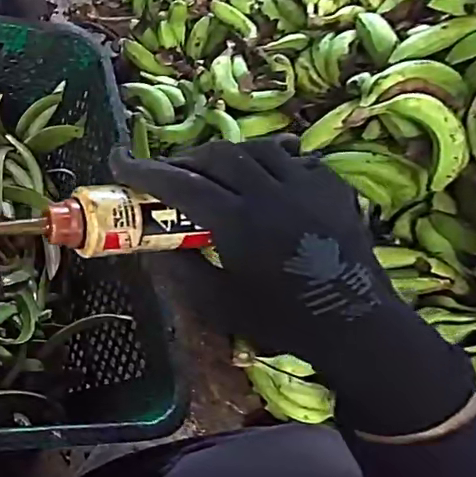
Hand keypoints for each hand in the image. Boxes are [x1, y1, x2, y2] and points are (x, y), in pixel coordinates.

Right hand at [111, 137, 475, 435]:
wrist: (357, 327)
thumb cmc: (281, 319)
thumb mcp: (216, 303)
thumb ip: (179, 268)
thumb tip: (151, 246)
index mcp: (238, 222)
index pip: (180, 184)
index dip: (143, 170)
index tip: (118, 161)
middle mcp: (271, 194)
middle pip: (217, 156)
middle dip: (184, 160)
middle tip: (168, 174)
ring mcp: (307, 187)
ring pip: (255, 149)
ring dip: (224, 155)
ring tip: (212, 172)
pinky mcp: (333, 189)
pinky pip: (294, 158)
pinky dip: (268, 160)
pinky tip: (261, 176)